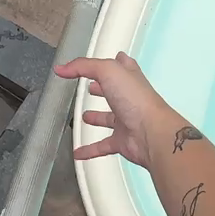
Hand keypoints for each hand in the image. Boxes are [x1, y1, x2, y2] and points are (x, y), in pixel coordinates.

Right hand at [59, 52, 184, 168]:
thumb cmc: (137, 99)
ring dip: (98, 117)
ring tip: (85, 117)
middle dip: (102, 89)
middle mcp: (129, 98)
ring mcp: (127, 120)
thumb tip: (63, 68)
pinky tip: (79, 152)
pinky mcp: (123, 140)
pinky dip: (90, 150)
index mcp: (128, 78)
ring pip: (109, 118)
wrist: (151, 133)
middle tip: (91, 88)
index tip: (99, 63)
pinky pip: (103, 146)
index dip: (111, 63)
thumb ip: (83, 66)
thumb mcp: (108, 71)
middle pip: (114, 91)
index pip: (120, 66)